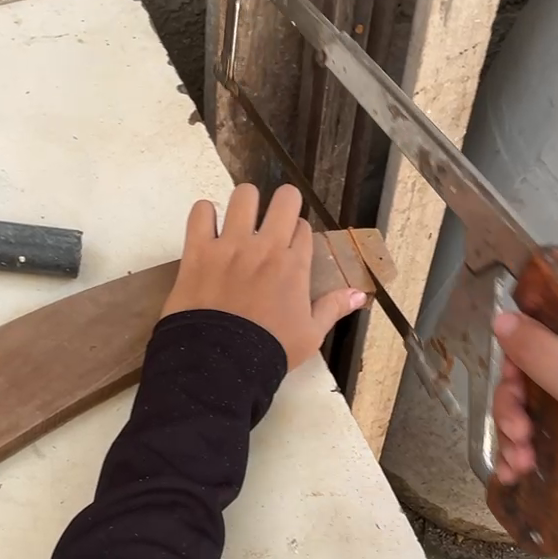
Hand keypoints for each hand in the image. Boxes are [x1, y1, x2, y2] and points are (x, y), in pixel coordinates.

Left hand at [161, 184, 366, 369]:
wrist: (222, 362)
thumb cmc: (271, 351)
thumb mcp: (310, 335)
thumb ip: (333, 308)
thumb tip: (359, 294)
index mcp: (294, 265)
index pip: (303, 228)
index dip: (297, 235)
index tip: (290, 249)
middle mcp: (265, 247)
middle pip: (284, 199)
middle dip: (282, 205)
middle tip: (272, 221)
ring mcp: (230, 245)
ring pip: (243, 196)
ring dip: (244, 205)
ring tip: (239, 222)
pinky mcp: (198, 251)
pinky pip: (200, 212)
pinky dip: (204, 215)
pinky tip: (208, 228)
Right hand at [492, 312, 557, 558]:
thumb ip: (545, 353)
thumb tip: (500, 317)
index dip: (528, 340)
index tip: (511, 370)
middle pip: (533, 366)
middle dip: (513, 399)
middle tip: (514, 427)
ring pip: (526, 402)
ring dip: (511, 429)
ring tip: (517, 458)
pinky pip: (531, 431)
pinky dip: (517, 449)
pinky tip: (515, 469)